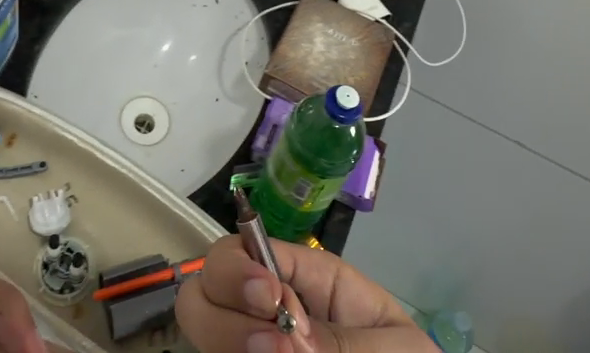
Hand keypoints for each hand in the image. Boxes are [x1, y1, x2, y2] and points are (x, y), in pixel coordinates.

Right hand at [175, 236, 435, 352]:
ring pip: (200, 329)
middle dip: (223, 313)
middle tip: (272, 345)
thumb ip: (338, 339)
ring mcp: (250, 341)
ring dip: (226, 341)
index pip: (240, 247)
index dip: (239, 270)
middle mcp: (264, 309)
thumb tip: (281, 337)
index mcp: (302, 278)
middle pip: (204, 288)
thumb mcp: (389, 347)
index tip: (269, 301)